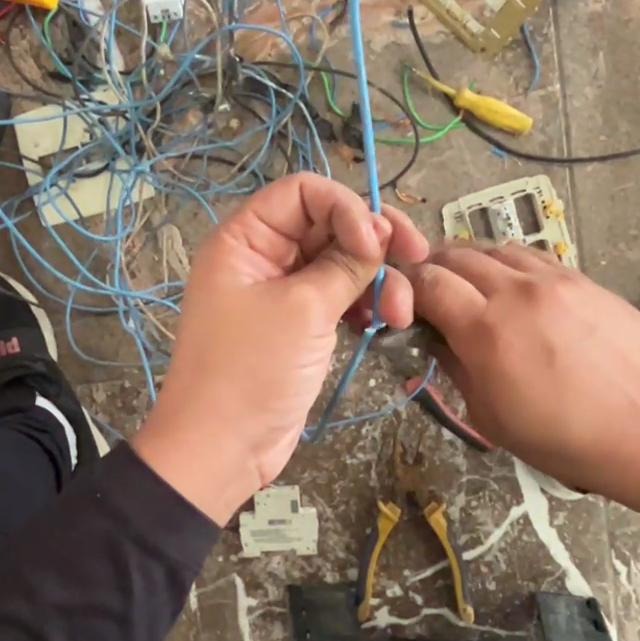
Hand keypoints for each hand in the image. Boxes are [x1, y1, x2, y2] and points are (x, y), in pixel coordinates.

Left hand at [135, 174, 428, 523]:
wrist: (222, 448)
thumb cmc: (251, 372)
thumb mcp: (303, 310)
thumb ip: (346, 264)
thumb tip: (379, 233)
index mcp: (245, 239)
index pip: (303, 192)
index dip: (346, 207)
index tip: (377, 243)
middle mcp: (262, 257)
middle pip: (328, 224)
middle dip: (374, 243)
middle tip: (417, 258)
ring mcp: (282, 292)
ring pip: (340, 263)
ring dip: (377, 280)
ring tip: (400, 314)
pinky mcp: (298, 325)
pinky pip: (338, 297)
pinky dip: (364, 305)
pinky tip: (385, 324)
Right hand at [405, 244, 639, 523]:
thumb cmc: (571, 442)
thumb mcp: (493, 419)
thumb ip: (455, 369)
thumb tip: (432, 340)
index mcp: (486, 330)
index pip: (425, 282)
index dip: (401, 288)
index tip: (396, 306)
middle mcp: (515, 291)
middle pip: (453, 255)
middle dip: (427, 269)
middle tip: (420, 294)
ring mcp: (553, 278)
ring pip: (490, 247)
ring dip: (464, 260)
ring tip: (460, 286)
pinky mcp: (582, 278)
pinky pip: (528, 255)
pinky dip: (503, 262)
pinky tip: (505, 285)